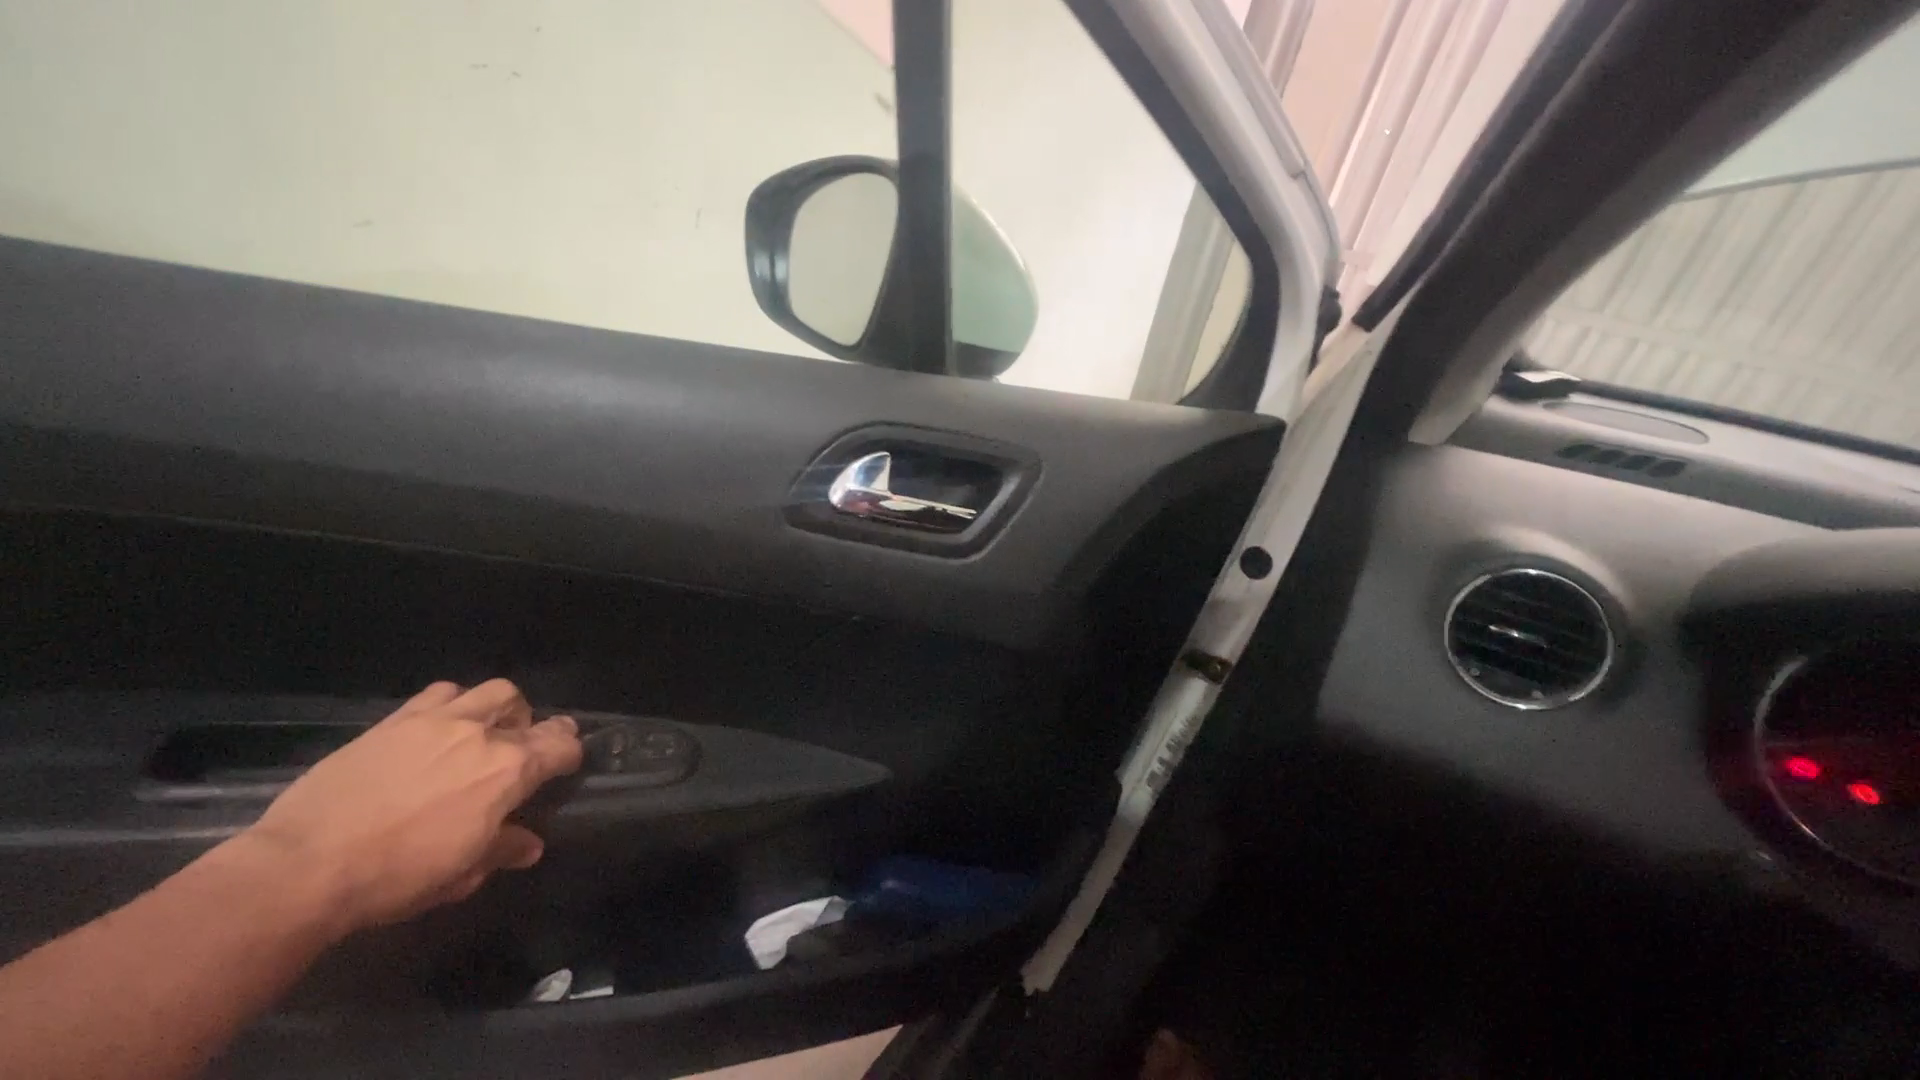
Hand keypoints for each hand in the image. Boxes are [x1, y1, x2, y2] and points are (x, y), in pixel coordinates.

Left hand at [241, 680, 582, 934]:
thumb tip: (528, 845)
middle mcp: (481, 734)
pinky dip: (452, 704)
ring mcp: (436, 721)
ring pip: (487, 691)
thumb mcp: (460, 874)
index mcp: (509, 771)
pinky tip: (438, 729)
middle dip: (535, 726)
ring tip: (483, 730)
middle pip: (525, 710)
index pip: (561, 746)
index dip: (568, 754)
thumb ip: (501, 850)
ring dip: (496, 708)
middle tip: (522, 748)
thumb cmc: (396, 877)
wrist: (305, 866)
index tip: (564, 766)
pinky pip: (439, 694)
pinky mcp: (394, 721)